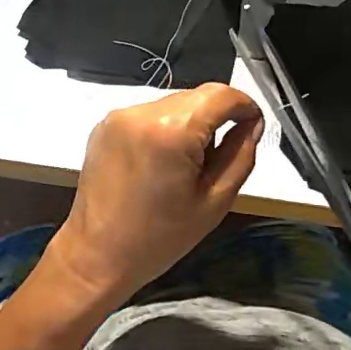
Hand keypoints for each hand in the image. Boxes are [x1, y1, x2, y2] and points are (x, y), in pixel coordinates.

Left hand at [42, 84, 263, 308]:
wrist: (97, 254)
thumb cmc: (158, 237)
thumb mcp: (214, 201)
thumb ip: (240, 155)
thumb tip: (251, 124)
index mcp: (171, 131)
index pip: (221, 95)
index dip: (245, 106)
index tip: (253, 126)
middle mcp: (142, 113)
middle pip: (196, 97)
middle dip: (215, 119)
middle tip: (217, 159)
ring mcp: (119, 116)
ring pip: (173, 104)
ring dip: (189, 124)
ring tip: (185, 166)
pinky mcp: (105, 125)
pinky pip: (148, 115)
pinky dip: (163, 130)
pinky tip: (160, 163)